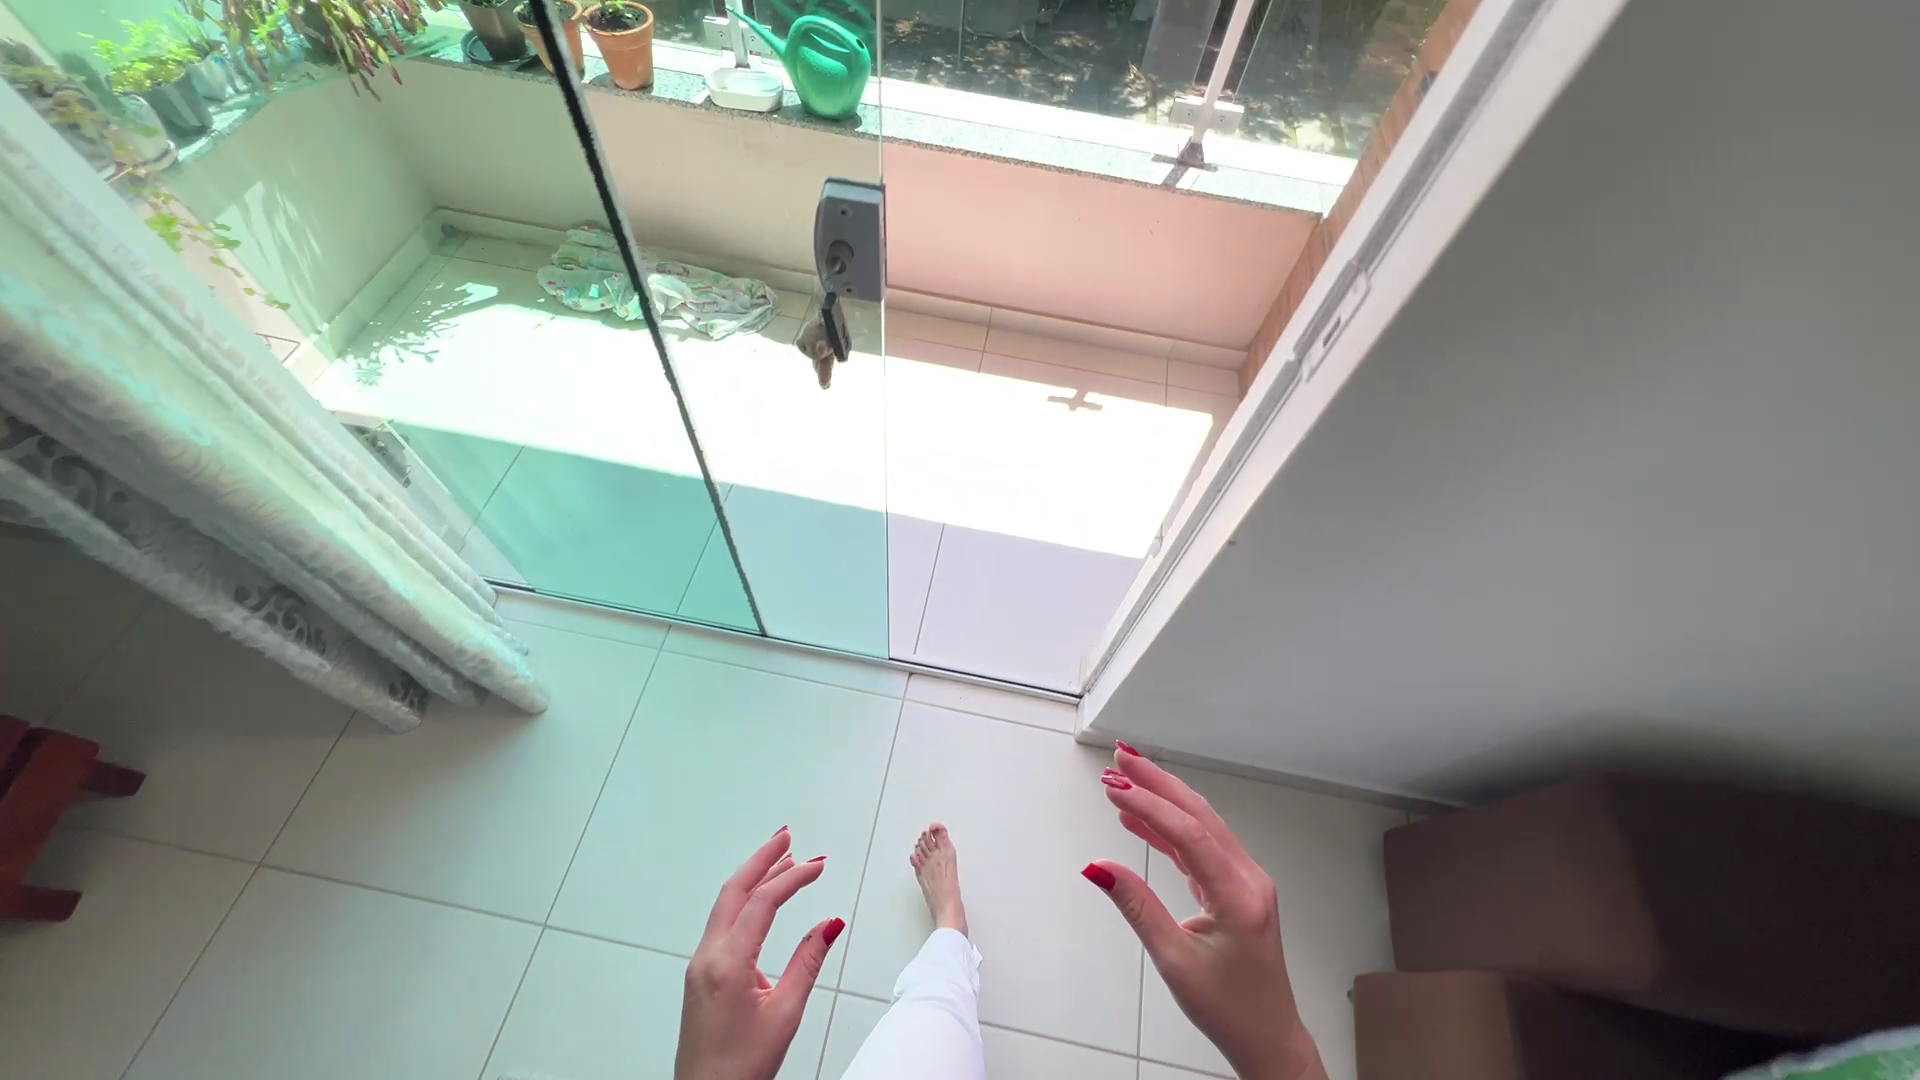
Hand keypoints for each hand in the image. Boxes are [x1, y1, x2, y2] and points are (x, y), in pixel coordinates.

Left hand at [676, 826, 845, 1079]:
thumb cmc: (741, 1068)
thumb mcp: (785, 1013)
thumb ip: (808, 962)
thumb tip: (831, 923)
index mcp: (727, 964)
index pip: (762, 903)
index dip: (793, 877)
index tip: (819, 864)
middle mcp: (707, 956)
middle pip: (734, 890)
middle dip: (763, 858)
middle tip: (788, 835)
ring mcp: (700, 964)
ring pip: (726, 904)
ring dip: (754, 876)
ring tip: (784, 859)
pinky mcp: (701, 973)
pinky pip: (723, 922)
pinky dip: (745, 900)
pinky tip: (762, 898)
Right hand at [1084, 745, 1328, 1079]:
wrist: (1270, 1039)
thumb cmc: (1229, 1010)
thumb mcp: (1174, 961)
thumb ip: (1136, 906)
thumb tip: (1098, 867)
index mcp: (1239, 896)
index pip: (1189, 834)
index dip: (1149, 806)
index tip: (1114, 787)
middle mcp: (1249, 878)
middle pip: (1198, 814)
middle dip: (1157, 781)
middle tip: (1120, 756)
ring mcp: (1246, 879)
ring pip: (1200, 823)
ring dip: (1162, 796)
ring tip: (1123, 776)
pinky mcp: (1236, 885)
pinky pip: (1200, 844)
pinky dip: (1168, 827)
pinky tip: (1138, 818)